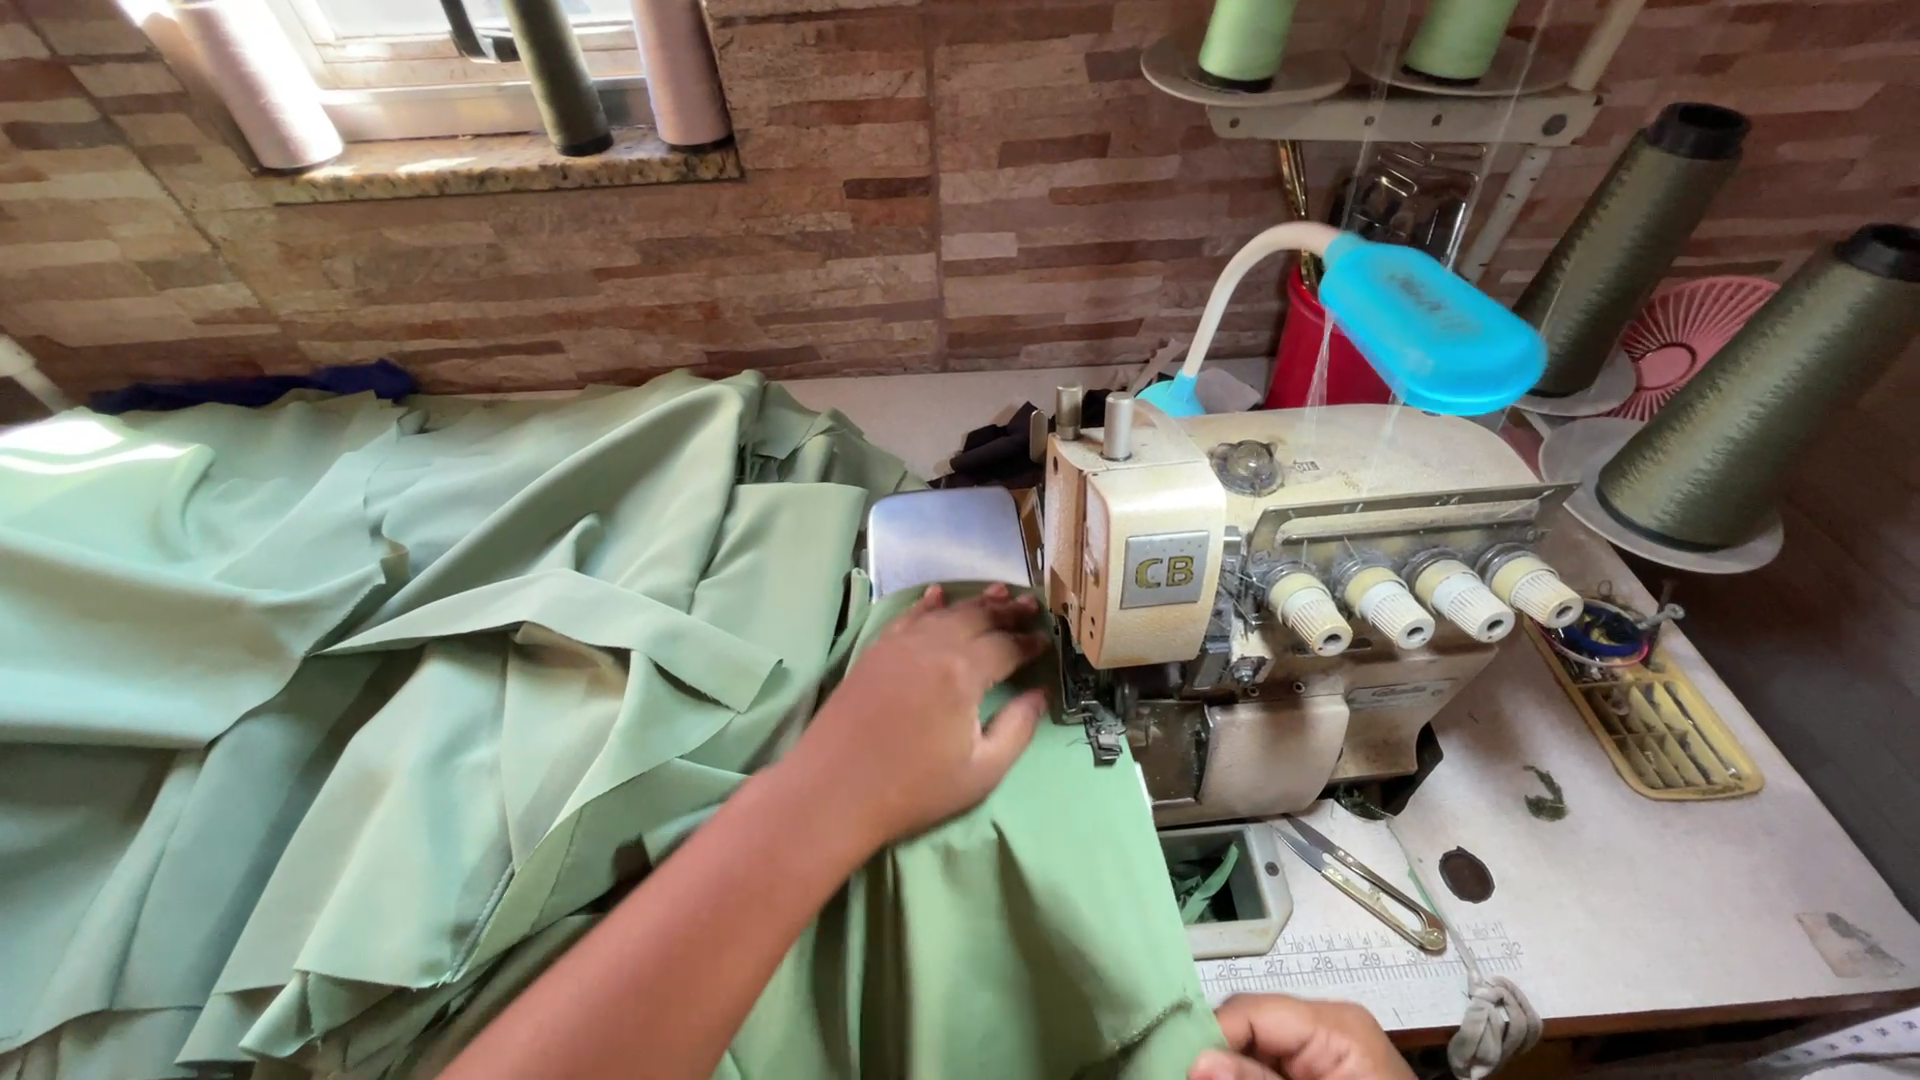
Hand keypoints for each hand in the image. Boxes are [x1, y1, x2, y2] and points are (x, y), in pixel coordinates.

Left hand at [784, 583, 1049, 847]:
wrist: (832, 791)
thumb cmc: (913, 790)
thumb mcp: (980, 772)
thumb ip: (1017, 728)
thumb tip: (1038, 693)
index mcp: (962, 675)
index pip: (1006, 646)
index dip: (1029, 642)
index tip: (1046, 640)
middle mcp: (932, 648)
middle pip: (978, 618)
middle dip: (1008, 612)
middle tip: (1031, 605)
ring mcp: (899, 646)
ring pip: (945, 613)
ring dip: (975, 602)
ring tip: (999, 593)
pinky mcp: (875, 652)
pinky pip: (908, 617)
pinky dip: (928, 604)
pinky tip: (938, 595)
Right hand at [1189, 995, 1412, 1079]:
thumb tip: (1196, 1063)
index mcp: (1334, 1025)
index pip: (1248, 1012)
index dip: (1208, 1040)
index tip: (1176, 1071)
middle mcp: (1324, 1026)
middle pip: (1245, 1030)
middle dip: (1214, 1062)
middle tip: (1179, 1075)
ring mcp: (1323, 1052)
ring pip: (1251, 1054)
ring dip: (1227, 1073)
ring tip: (1197, 1076)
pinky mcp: (1319, 1072)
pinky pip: (1270, 1069)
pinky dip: (1248, 1079)